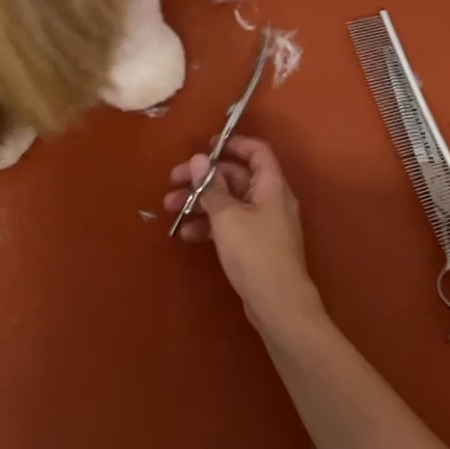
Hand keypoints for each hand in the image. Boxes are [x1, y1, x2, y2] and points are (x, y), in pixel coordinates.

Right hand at [165, 137, 323, 330]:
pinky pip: (230, 225)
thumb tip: (198, 159)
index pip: (256, 151)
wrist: (278, 304)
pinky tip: (187, 235)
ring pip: (229, 202)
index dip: (233, 144)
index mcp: (271, 185)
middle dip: (203, 178)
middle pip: (236, 177)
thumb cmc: (254, 252)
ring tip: (171, 208)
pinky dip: (210, 226)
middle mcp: (270, 200)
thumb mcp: (227, 216)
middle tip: (173, 181)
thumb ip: (211, 187)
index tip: (206, 148)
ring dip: (200, 202)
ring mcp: (263, 224)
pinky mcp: (255, 246)